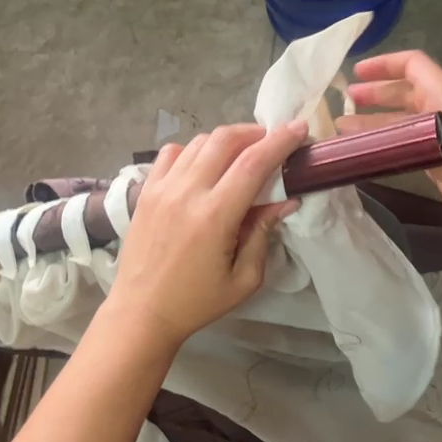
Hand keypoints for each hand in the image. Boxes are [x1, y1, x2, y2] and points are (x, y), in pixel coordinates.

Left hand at [103, 121, 307, 346]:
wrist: (142, 312)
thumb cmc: (197, 302)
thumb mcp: (244, 279)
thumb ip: (263, 234)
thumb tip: (286, 201)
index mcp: (214, 216)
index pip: (253, 163)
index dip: (280, 141)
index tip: (299, 129)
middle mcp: (186, 192)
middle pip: (225, 140)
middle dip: (254, 133)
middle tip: (271, 142)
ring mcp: (161, 188)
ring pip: (198, 142)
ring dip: (225, 140)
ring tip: (241, 154)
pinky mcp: (145, 191)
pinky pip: (171, 153)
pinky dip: (193, 150)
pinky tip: (203, 166)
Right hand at [338, 50, 441, 226]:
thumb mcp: (437, 127)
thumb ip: (399, 128)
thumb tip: (355, 133)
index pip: (411, 65)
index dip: (384, 64)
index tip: (357, 71)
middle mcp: (438, 109)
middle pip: (402, 93)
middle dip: (374, 94)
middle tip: (345, 101)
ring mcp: (436, 136)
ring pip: (398, 123)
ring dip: (372, 123)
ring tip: (343, 130)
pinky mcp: (434, 160)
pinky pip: (402, 146)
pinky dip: (382, 146)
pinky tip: (364, 153)